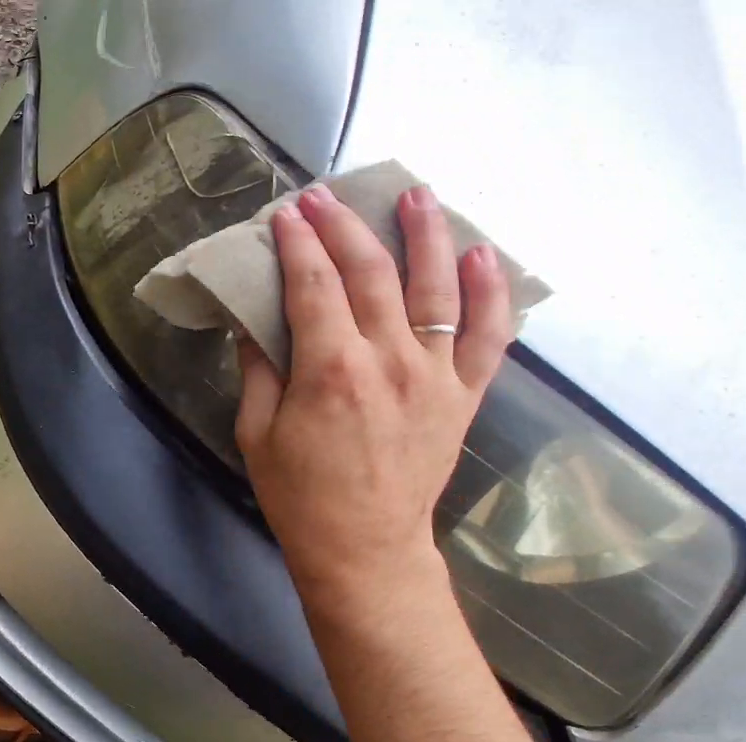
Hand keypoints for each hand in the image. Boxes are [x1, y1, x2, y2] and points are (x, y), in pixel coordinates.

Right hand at [235, 184, 514, 600]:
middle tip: (326, 196)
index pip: (313, 287)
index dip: (299, 245)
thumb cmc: (296, 493)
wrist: (361, 543)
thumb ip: (260, 373)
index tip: (287, 213)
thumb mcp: (256, 433)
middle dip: (344, 228)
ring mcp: (434, 373)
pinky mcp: (464, 392)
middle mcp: (388, 360)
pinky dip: (489, 291)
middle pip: (370, 275)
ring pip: (436, 288)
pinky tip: (480, 256)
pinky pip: (486, 332)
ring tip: (415, 195)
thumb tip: (256, 324)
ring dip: (424, 235)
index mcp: (329, 370)